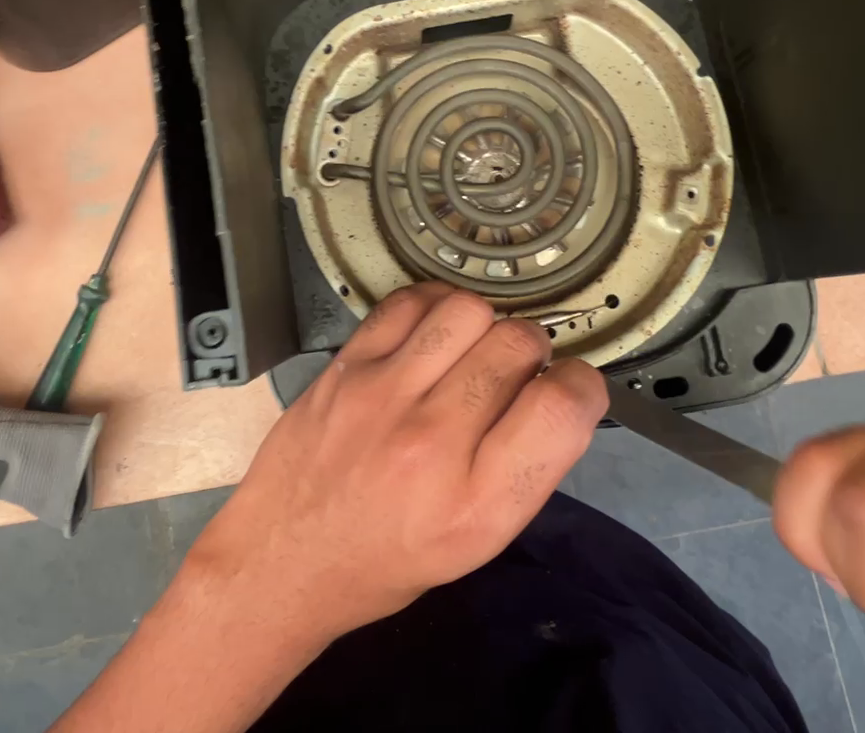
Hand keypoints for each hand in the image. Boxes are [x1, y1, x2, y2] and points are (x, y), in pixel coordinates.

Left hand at [184, 282, 609, 640]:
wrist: (284, 559)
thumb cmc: (386, 561)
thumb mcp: (474, 543)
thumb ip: (522, 467)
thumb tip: (553, 391)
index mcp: (479, 503)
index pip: (562, 407)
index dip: (581, 385)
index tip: (566, 388)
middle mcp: (433, 442)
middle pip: (518, 345)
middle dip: (531, 353)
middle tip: (510, 376)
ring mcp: (382, 395)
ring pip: (468, 311)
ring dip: (484, 325)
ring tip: (469, 352)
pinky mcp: (346, 366)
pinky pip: (409, 302)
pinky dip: (433, 308)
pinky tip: (430, 336)